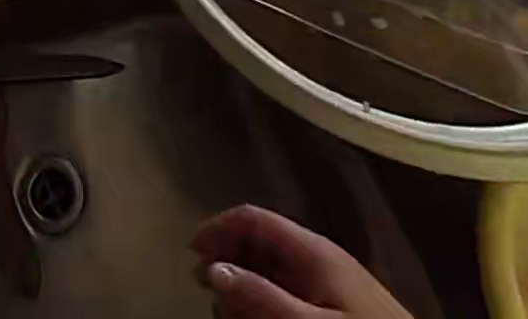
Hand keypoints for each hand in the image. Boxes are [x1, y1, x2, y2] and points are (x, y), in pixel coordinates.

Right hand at [192, 206, 413, 318]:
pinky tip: (258, 317)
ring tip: (223, 309)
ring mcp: (329, 281)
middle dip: (228, 257)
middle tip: (201, 287)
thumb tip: (214, 269)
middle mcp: (318, 256)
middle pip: (261, 241)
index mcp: (311, 250)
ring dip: (244, 281)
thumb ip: (261, 297)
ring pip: (274, 268)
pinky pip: (290, 290)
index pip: (255, 219)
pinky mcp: (337, 307)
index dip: (219, 227)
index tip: (190, 252)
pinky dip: (265, 299)